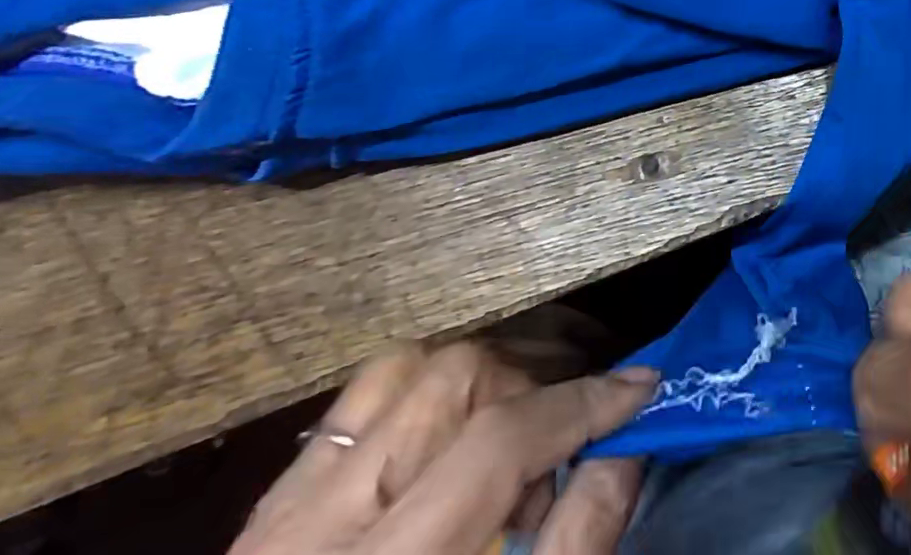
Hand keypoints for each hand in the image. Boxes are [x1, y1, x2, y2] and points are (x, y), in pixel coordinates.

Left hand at [230, 341, 657, 554]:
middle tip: (565, 445)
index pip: (498, 438)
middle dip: (534, 390)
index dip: (584, 401)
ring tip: (511, 444)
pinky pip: (357, 409)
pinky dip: (428, 400)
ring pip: (400, 374)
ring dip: (483, 387)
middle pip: (451, 382)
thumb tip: (628, 441)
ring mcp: (275, 518)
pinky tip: (457, 444)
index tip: (642, 388)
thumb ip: (581, 536)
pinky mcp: (267, 514)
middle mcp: (311, 532)